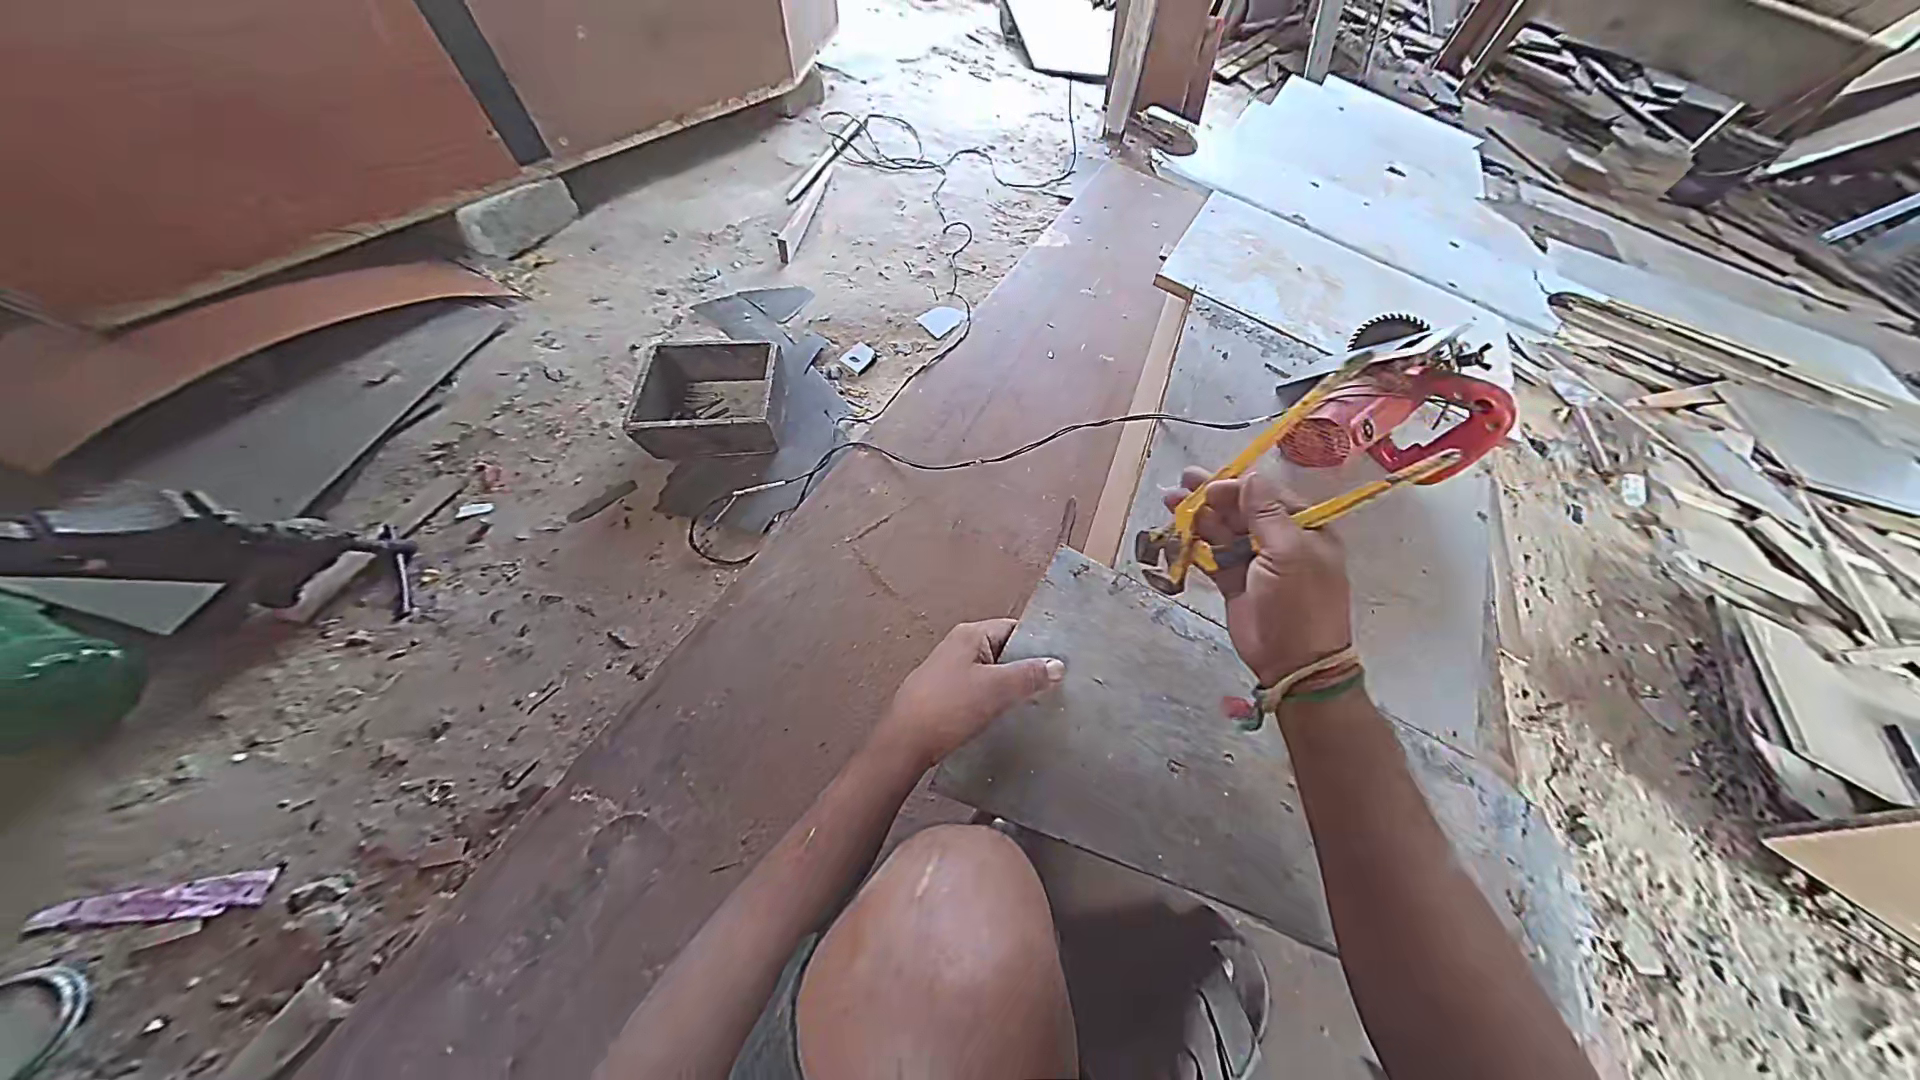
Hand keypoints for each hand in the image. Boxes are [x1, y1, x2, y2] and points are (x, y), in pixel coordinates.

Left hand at [873, 619, 1064, 769]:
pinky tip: (1006, 717)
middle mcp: (959, 647)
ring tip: (1033, 703)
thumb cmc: (946, 708)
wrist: (905, 743)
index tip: (1059, 662)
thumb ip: (1029, 675)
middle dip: (1027, 668)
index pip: (1014, 628)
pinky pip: (980, 691)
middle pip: (1005, 651)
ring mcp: (950, 672)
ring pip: (993, 674)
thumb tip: (1056, 665)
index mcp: (970, 635)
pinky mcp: (946, 695)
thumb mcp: (996, 689)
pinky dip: (995, 701)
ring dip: (1011, 687)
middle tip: (1052, 686)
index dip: (1038, 643)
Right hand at [1161, 468, 1353, 686]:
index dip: (1237, 488)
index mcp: (1304, 529)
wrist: (1293, 662)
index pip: (1268, 497)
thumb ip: (1266, 515)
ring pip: (1223, 531)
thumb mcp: (1288, 554)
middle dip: (1212, 497)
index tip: (1208, 486)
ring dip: (1199, 517)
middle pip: (1242, 511)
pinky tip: (1177, 533)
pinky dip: (1195, 544)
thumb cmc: (1299, 604)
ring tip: (1170, 502)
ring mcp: (1256, 562)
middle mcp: (1280, 541)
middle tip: (1181, 483)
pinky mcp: (1235, 582)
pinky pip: (1213, 556)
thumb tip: (1251, 479)